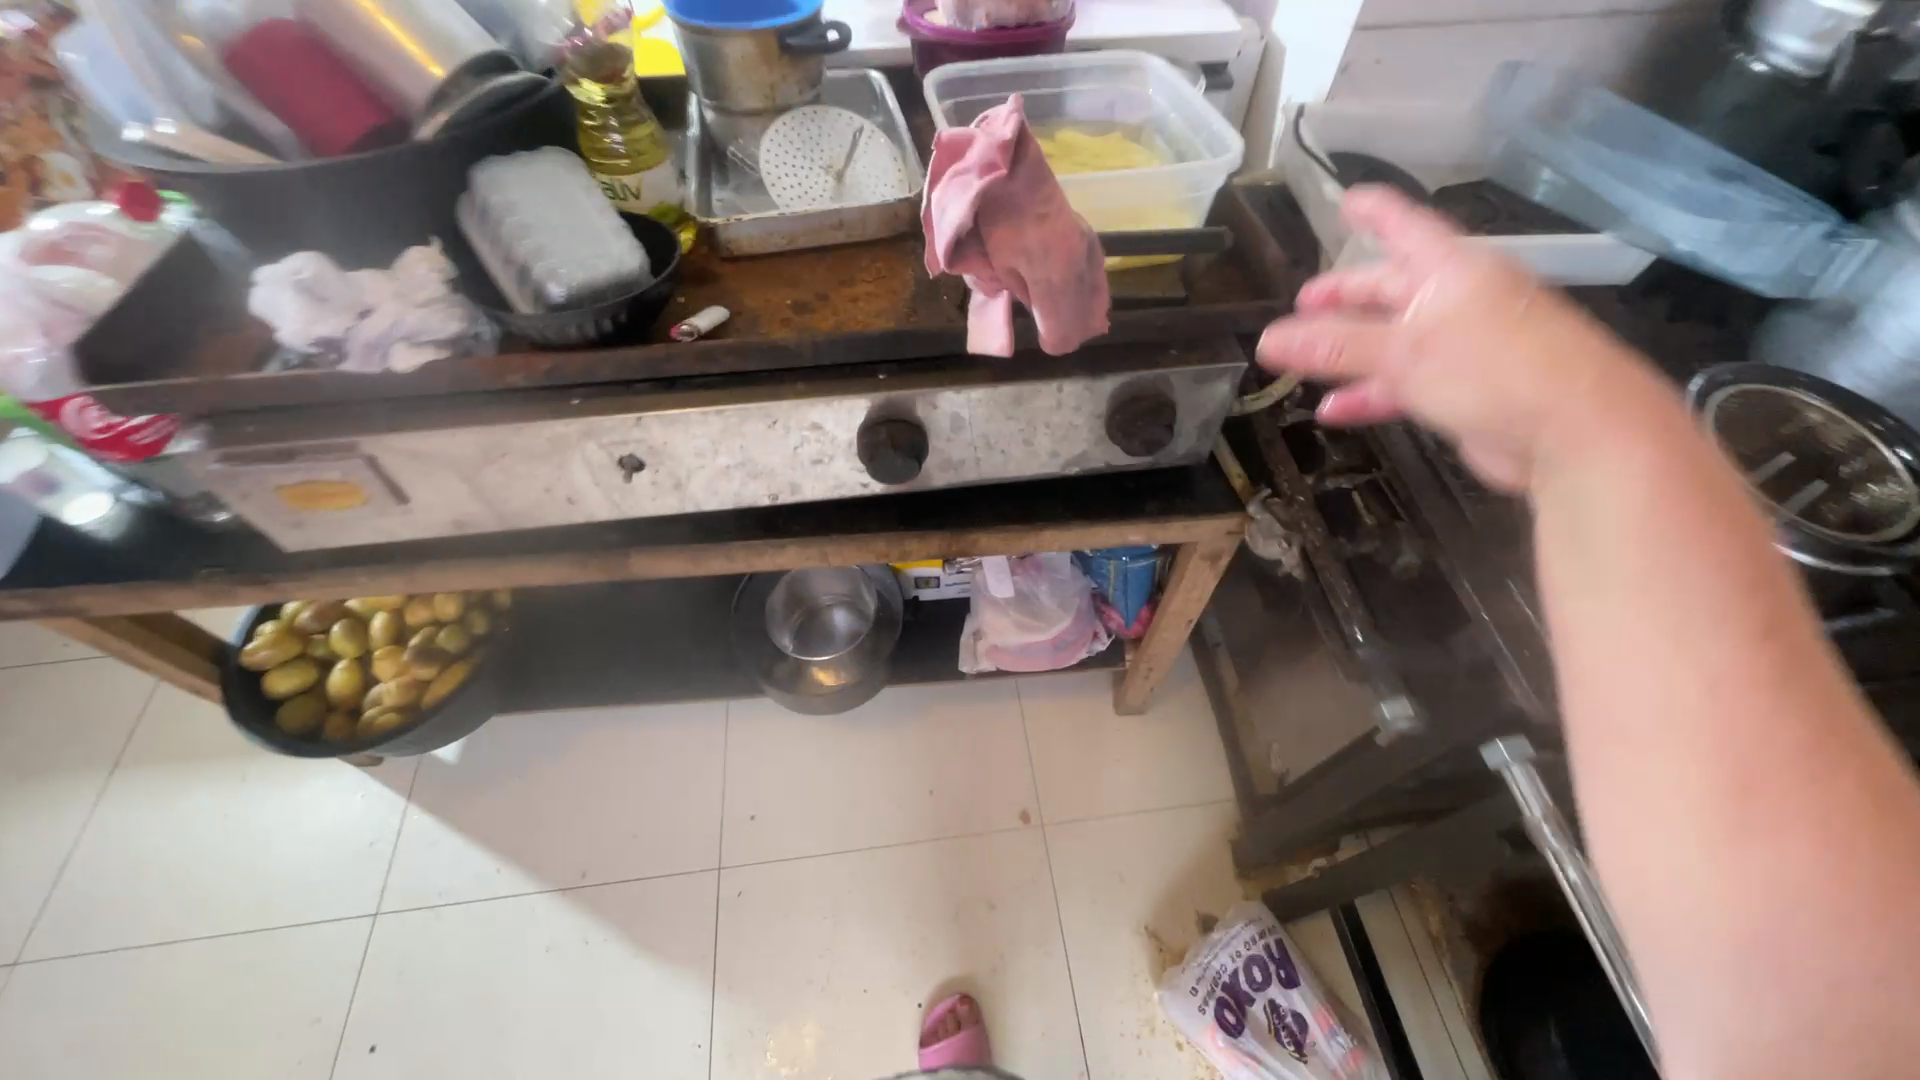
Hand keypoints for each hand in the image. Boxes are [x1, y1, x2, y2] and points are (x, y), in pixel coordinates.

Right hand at [1256, 185, 1661, 491]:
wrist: (1575, 432)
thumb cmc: (1494, 369)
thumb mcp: (1404, 351)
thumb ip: (1335, 345)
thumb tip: (1267, 340)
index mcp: (1451, 271)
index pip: (1406, 227)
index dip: (1375, 213)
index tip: (1344, 200)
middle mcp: (1457, 301)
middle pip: (1391, 289)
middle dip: (1346, 297)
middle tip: (1303, 304)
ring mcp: (1462, 347)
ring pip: (1392, 342)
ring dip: (1348, 353)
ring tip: (1300, 360)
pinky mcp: (1464, 391)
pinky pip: (1403, 385)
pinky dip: (1368, 395)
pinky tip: (1333, 410)